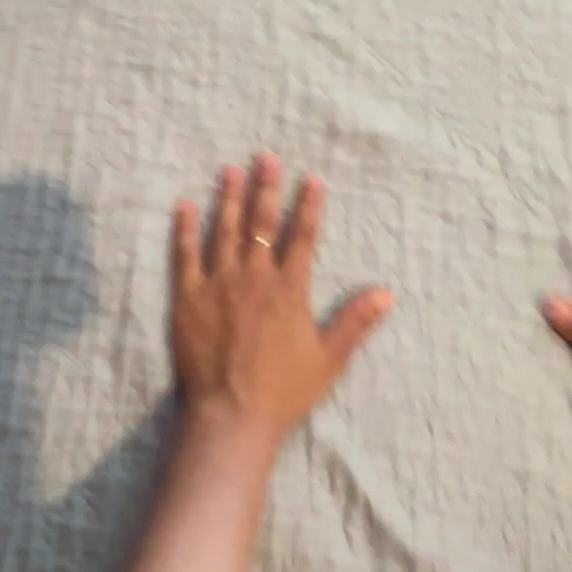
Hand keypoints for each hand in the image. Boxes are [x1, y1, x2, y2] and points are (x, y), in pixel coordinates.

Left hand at [171, 154, 392, 444]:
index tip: (311, 178)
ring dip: (228, 199)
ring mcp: (218, 283)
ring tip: (230, 170)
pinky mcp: (188, 296)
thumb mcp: (328, 359)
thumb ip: (355, 322)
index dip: (308, 206)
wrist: (230, 414)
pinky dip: (185, 229)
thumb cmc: (282, 391)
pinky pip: (185, 255)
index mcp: (288, 290)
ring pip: (224, 231)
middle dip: (265, 188)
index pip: (302, 237)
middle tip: (266, 157)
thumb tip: (387, 293)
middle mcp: (254, 277)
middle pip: (262, 224)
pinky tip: (185, 205)